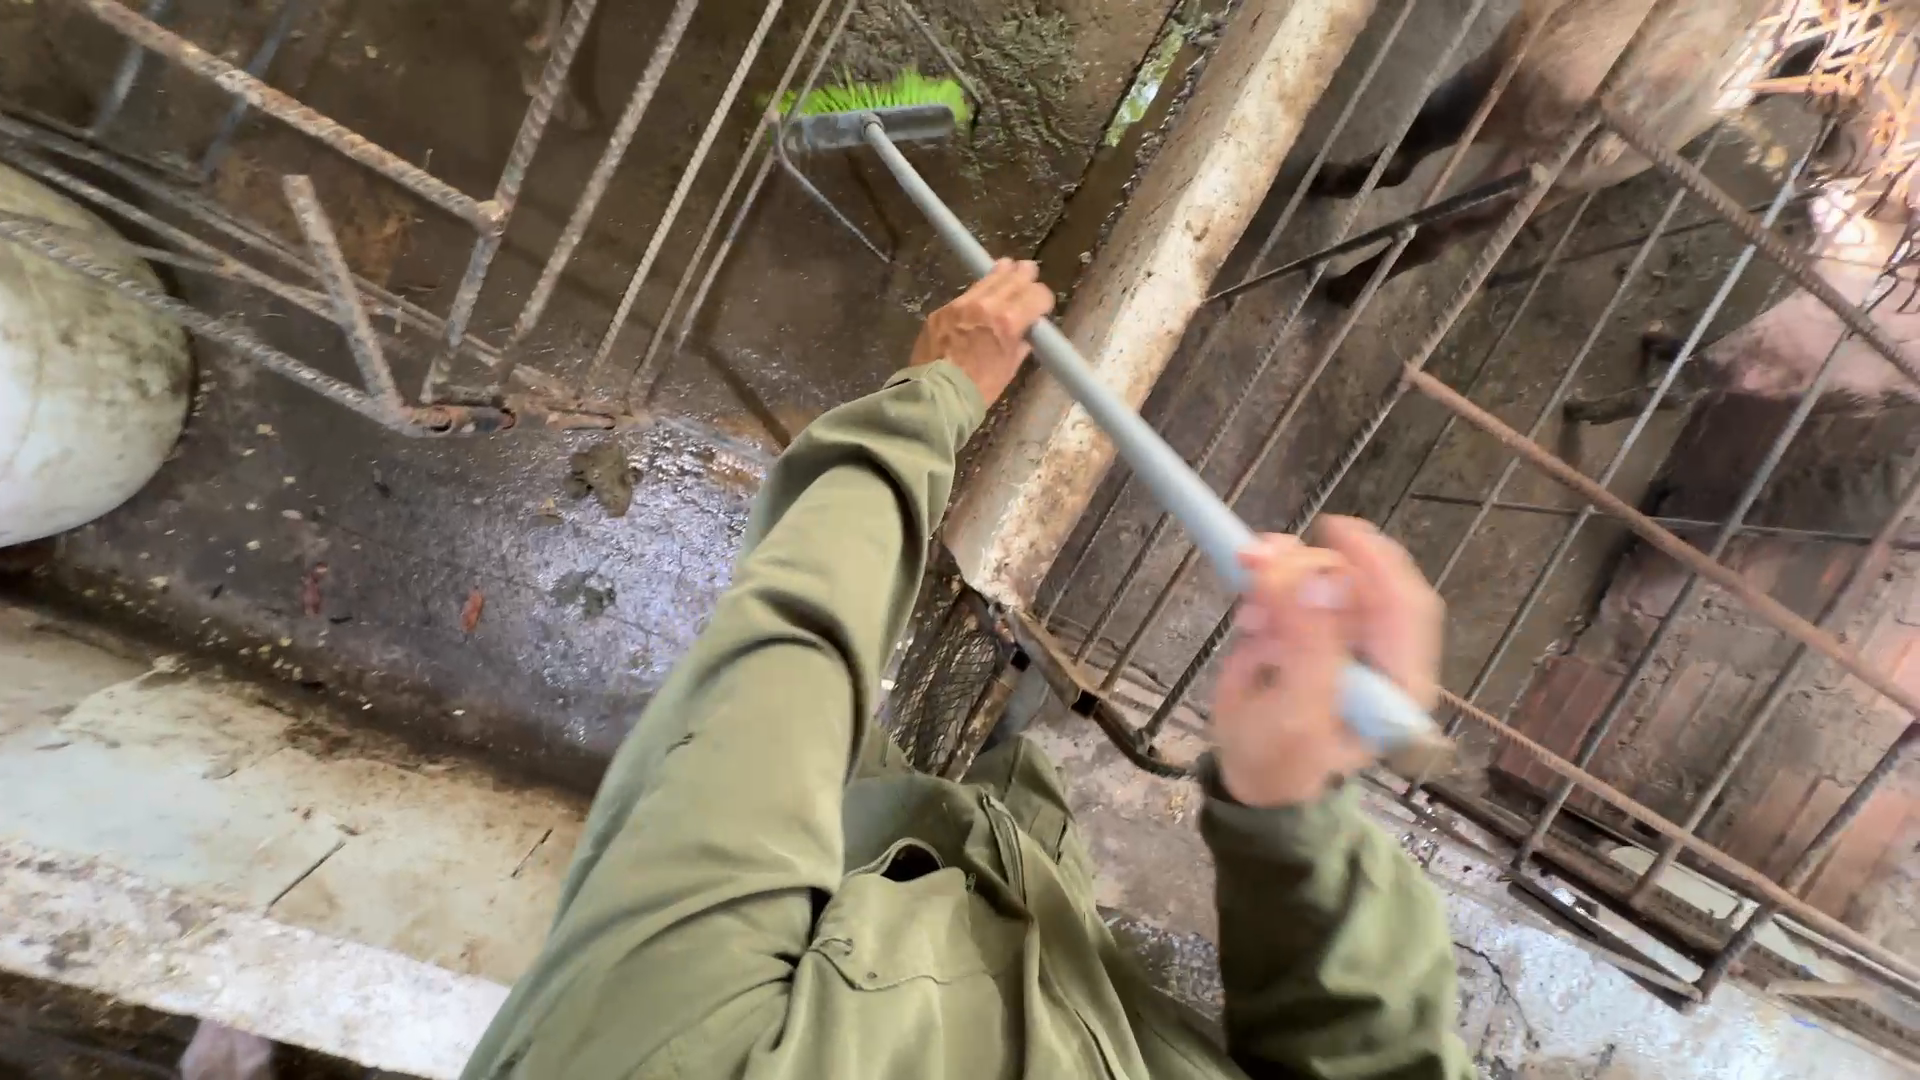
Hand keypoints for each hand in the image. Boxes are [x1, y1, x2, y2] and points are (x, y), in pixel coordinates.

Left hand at [910, 258, 1054, 403]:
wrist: (938, 395)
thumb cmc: (980, 388)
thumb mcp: (1010, 367)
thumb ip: (1020, 343)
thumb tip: (1024, 332)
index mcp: (1008, 321)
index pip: (1036, 295)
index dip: (1042, 299)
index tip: (1042, 305)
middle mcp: (986, 305)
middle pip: (1013, 278)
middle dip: (1024, 276)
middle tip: (1029, 270)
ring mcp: (961, 305)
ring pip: (987, 279)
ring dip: (1001, 273)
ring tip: (1008, 266)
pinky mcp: (942, 310)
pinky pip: (965, 295)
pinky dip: (977, 293)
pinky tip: (980, 294)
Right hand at [1210, 517, 1443, 807]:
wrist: (1250, 774)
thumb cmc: (1280, 758)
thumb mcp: (1296, 713)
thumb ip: (1311, 648)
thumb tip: (1317, 578)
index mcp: (1394, 679)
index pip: (1401, 606)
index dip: (1374, 561)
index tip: (1335, 528)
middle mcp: (1373, 651)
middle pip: (1355, 584)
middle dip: (1307, 564)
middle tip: (1254, 557)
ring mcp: (1335, 638)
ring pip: (1318, 581)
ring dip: (1280, 575)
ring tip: (1245, 583)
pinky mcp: (1302, 631)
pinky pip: (1287, 593)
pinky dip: (1264, 590)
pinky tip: (1247, 614)